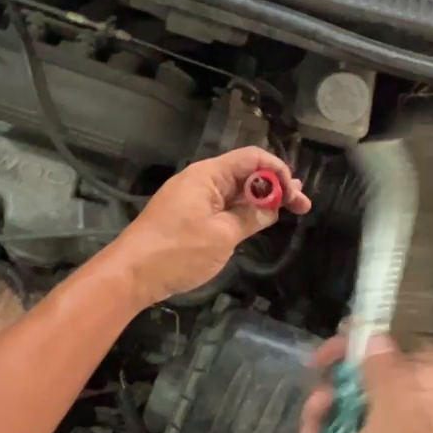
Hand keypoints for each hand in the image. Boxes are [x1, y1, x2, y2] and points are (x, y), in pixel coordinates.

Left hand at [101, 146, 310, 305]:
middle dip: (275, 186)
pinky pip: (222, 205)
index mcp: (208, 175)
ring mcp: (193, 198)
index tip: (295, 193)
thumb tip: (271, 208)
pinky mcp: (188, 216)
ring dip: (261, 199)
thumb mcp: (222, 236)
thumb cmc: (177, 251)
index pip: (252, 158)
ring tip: (288, 210)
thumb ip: (251, 217)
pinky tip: (259, 220)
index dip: (278, 170)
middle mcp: (201, 180)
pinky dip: (243, 211)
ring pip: (235, 191)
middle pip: (245, 173)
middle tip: (302, 205)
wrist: (130, 275)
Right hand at [299, 334, 432, 432]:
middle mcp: (415, 407)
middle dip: (343, 368)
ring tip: (309, 420)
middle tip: (314, 366)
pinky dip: (330, 430)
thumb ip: (384, 370)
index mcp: (427, 390)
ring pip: (358, 399)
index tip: (351, 331)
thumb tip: (376, 337)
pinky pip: (352, 430)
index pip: (415, 343)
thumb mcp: (392, 413)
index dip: (385, 331)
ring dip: (329, 402)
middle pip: (378, 368)